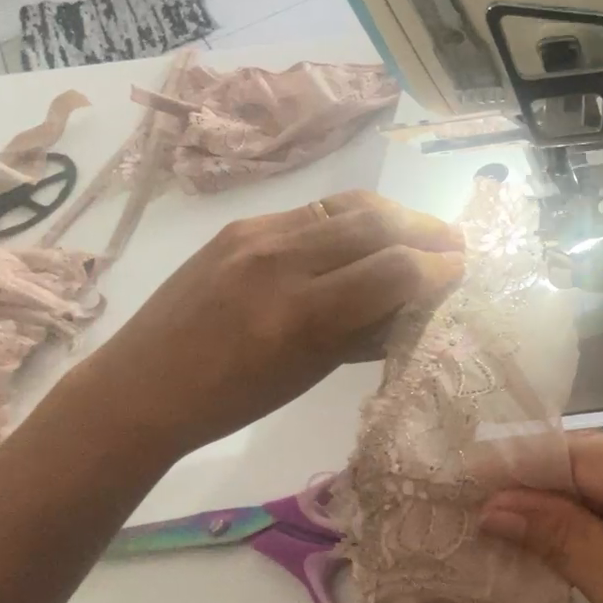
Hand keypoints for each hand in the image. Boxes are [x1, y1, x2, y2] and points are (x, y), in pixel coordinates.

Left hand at [54, 191, 464, 460]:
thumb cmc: (236, 398)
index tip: (461, 272)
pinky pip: (317, 210)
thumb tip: (424, 298)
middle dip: (429, 231)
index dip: (440, 268)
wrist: (141, 386)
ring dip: (398, 216)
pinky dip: (357, 218)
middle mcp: (280, 263)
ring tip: (421, 232)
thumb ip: (373, 327)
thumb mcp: (316, 370)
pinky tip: (369, 234)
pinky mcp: (242, 224)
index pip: (396, 271)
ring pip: (351, 205)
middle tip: (455, 244)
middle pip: (380, 223)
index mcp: (302, 316)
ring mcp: (257, 236)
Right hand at [477, 432, 602, 602]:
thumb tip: (495, 505)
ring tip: (495, 517)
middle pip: (597, 462)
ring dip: (558, 504)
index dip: (522, 464)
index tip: (462, 475)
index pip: (586, 453)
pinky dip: (588, 521)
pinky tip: (547, 534)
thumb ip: (563, 537)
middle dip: (537, 484)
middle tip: (471, 501)